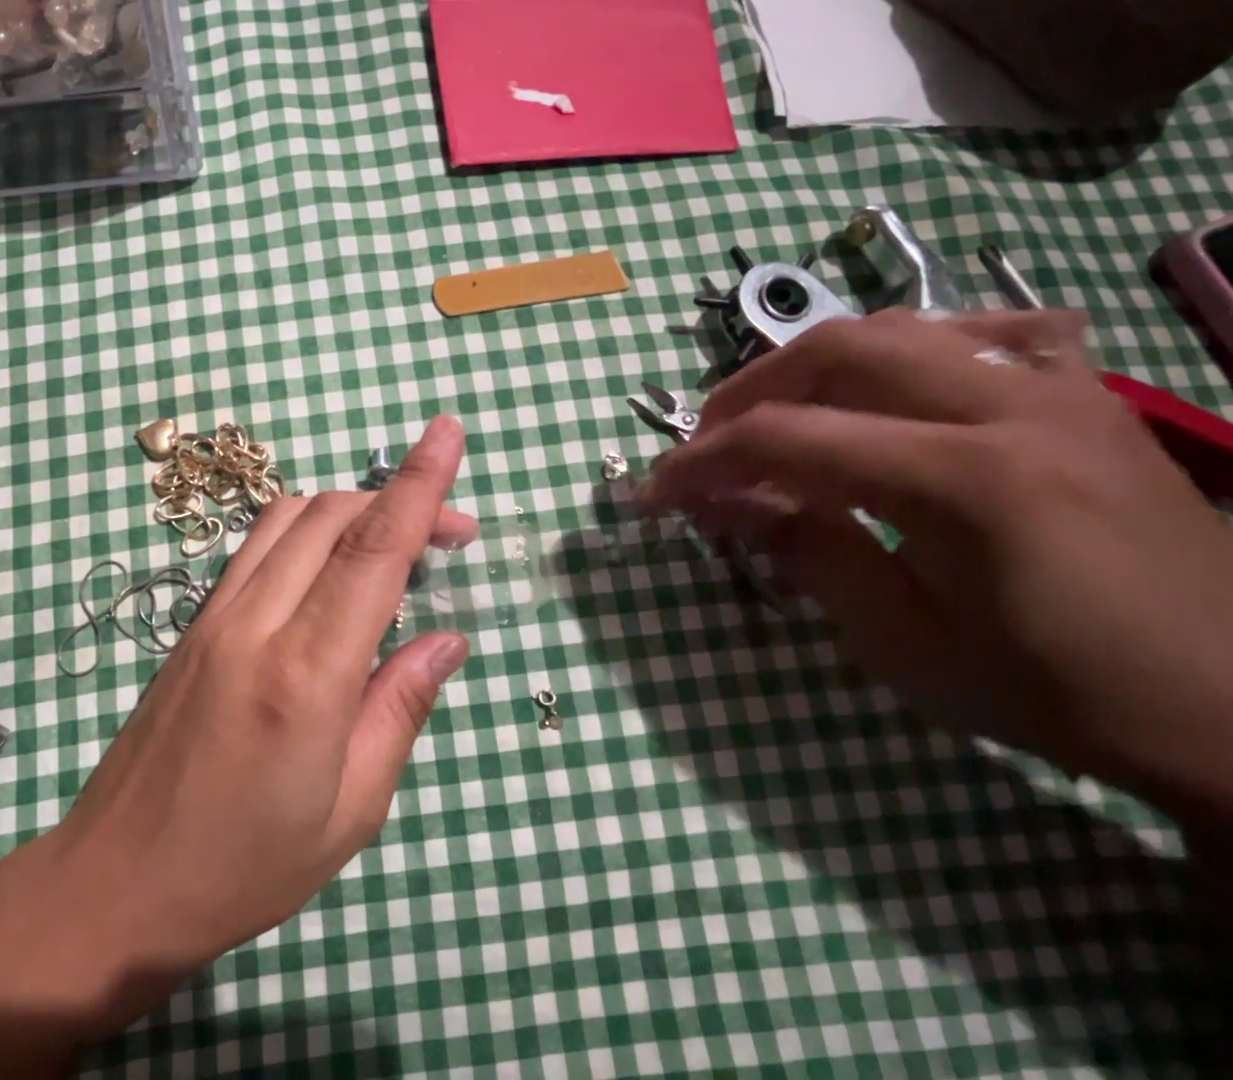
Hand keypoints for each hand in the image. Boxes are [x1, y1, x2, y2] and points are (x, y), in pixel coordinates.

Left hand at [39, 416, 477, 1011]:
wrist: (116, 882)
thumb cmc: (244, 867)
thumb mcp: (351, 810)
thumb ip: (400, 711)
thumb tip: (447, 639)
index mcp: (306, 674)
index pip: (373, 550)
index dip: (419, 485)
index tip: (449, 432)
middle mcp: (253, 625)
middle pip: (327, 516)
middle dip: (396, 497)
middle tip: (453, 532)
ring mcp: (210, 621)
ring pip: (283, 523)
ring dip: (346, 510)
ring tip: (395, 546)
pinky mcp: (188, 632)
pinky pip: (252, 554)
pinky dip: (302, 537)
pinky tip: (328, 576)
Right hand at [640, 310, 1232, 823]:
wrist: (1230, 702)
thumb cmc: (1052, 692)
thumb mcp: (901, 645)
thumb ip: (809, 554)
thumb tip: (728, 504)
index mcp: (959, 483)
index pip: (788, 440)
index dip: (701, 462)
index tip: (651, 493)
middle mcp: (1009, 409)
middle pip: (838, 352)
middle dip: (745, 393)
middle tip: (703, 446)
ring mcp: (1061, 390)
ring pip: (905, 327)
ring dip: (815, 363)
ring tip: (777, 413)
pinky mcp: (1089, 397)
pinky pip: (991, 331)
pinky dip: (916, 346)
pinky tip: (895, 384)